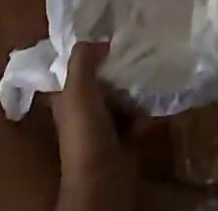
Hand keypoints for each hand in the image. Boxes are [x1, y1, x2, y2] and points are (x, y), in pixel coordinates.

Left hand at [49, 42, 137, 210]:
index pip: (73, 70)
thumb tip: (100, 41)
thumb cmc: (86, 132)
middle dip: (117, 70)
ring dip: (135, 91)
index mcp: (67, 99)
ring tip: (148, 76)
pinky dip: (145, 115)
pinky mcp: (124, 140)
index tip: (106, 37)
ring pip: (122, 99)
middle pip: (102, 81)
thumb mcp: (77, 89)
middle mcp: (83, 111)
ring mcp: (104, 127)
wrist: (103, 180)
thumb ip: (83, 58)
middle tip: (135, 52)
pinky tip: (150, 109)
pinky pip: (137, 119)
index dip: (86, 54)